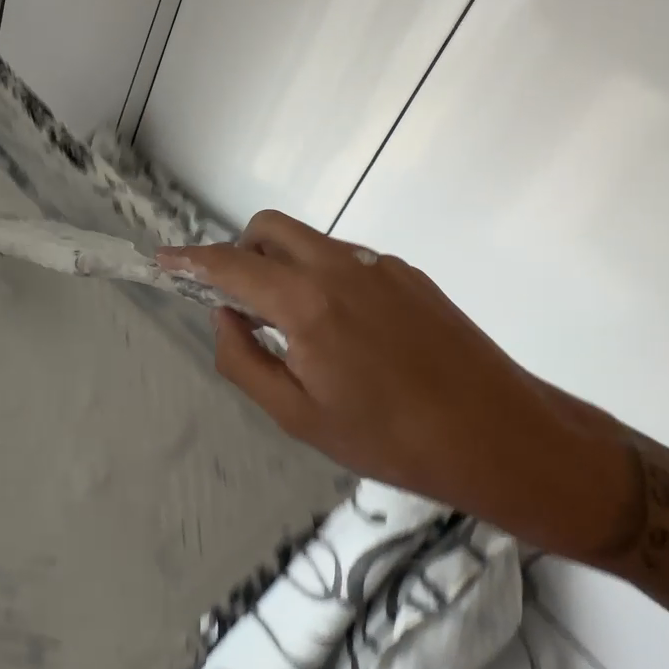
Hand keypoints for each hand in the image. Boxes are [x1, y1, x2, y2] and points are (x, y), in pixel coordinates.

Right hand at [159, 210, 635, 560]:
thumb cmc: (391, 440)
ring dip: (284, 266)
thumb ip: (244, 360)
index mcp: (306, 303)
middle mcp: (341, 268)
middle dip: (241, 252)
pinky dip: (324, 279)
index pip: (230, 265)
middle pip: (269, 228)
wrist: (505, 439)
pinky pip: (347, 261)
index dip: (189, 260)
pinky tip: (349, 335)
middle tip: (241, 302)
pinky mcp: (411, 276)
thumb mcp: (298, 417)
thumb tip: (225, 317)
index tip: (163, 260)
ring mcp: (380, 267)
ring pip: (310, 241)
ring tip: (300, 329)